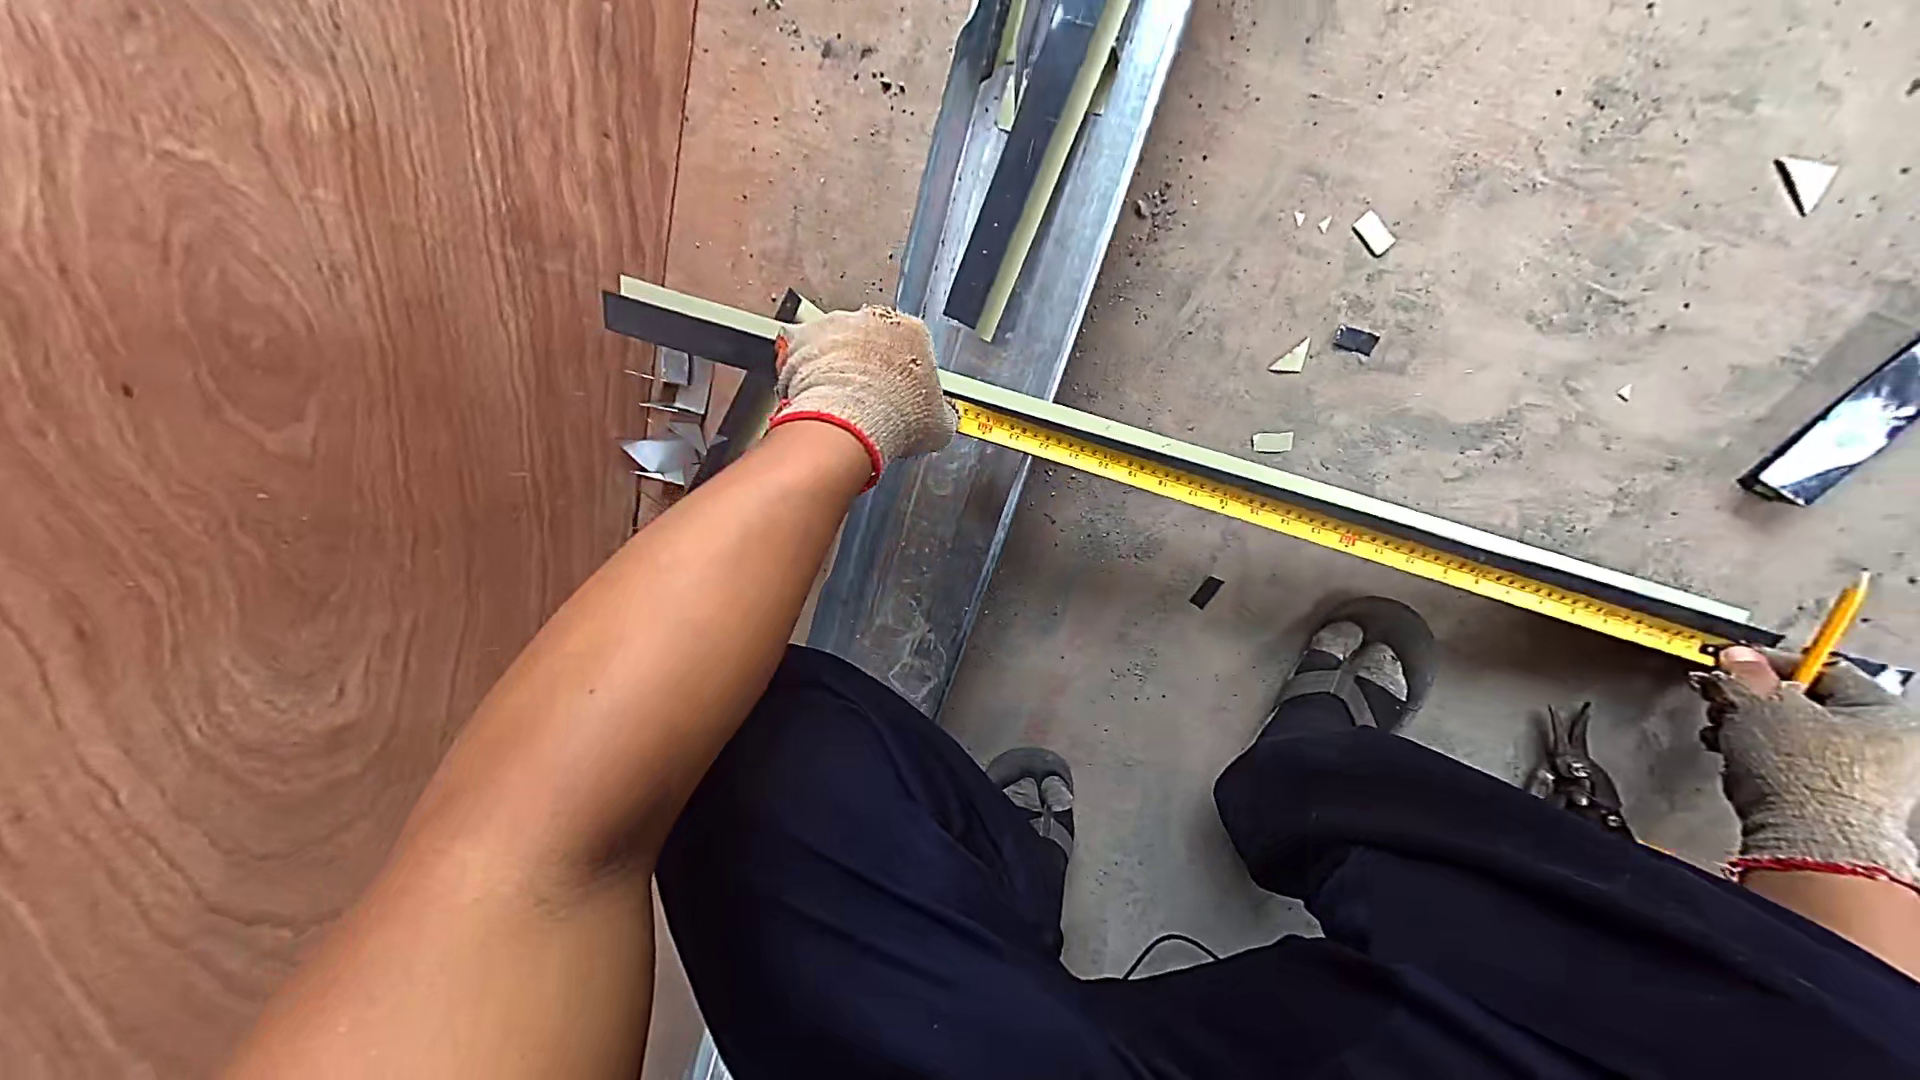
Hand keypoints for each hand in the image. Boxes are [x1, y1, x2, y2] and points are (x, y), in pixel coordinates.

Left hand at [768, 307, 956, 487]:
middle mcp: (875, 319)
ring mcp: (837, 325)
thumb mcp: (940, 425)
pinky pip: (799, 350)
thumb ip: (944, 413)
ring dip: (833, 364)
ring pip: (834, 341)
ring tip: (836, 400)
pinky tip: (809, 393)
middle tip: (866, 399)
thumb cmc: (895, 417)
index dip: (903, 374)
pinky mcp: (803, 335)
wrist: (851, 422)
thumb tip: (944, 418)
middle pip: (871, 339)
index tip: (897, 393)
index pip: (910, 347)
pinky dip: (800, 368)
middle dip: (867, 365)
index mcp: (913, 332)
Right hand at [1691, 646, 1919, 886]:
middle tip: (1718, 698)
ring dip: (1744, 724)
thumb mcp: (1758, 705)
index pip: (1822, 669)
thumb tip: (1738, 657)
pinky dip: (1753, 749)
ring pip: (1789, 729)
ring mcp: (1865, 772)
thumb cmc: (1800, 770)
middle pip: (1803, 701)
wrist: (1806, 833)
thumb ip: (1745, 675)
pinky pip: (1788, 756)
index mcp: (1890, 713)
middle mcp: (1891, 742)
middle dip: (1749, 698)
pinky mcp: (1834, 792)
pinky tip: (1732, 751)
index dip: (1768, 662)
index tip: (1730, 661)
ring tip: (1721, 730)